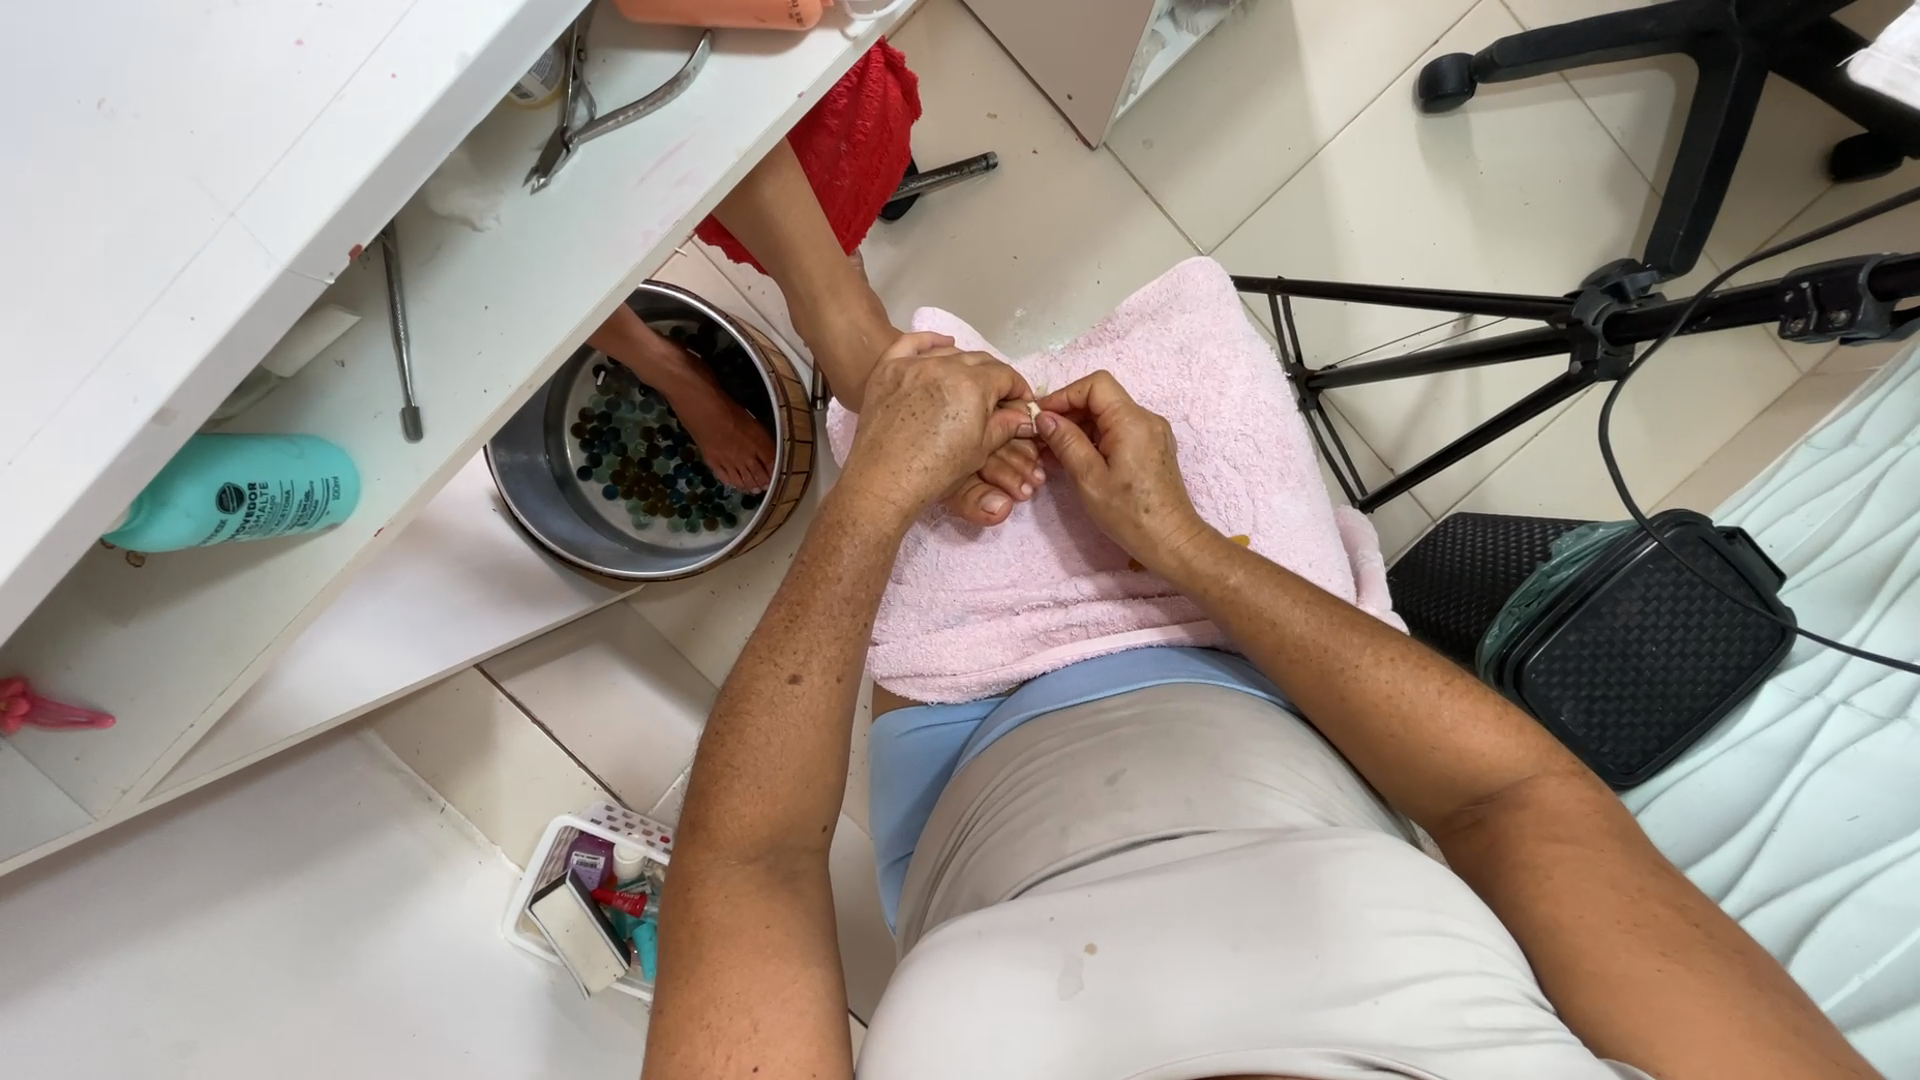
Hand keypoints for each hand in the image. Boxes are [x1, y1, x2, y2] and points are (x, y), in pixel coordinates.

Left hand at [842, 333, 1035, 522]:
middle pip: (980, 360)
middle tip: (998, 398)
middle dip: (995, 377)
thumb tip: (1025, 416)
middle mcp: (944, 366)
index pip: (1005, 375)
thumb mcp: (980, 450)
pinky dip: (930, 341)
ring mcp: (914, 364)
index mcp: (972, 385)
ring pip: (949, 352)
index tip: (1021, 402)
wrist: (885, 480)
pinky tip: (944, 343)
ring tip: (970, 382)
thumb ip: (1005, 426)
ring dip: (965, 364)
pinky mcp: (889, 369)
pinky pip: (912, 343)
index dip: (1018, 388)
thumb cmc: (936, 471)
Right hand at [1036, 370, 1212, 571]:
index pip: (1095, 385)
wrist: (1170, 540)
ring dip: (1079, 427)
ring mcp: (1151, 433)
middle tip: (1041, 435)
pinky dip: (1094, 438)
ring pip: (1108, 415)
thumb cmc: (1129, 514)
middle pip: (1101, 398)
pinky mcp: (1151, 447)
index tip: (1041, 416)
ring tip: (1052, 450)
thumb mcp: (1089, 478)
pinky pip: (1118, 431)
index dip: (1064, 395)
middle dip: (1069, 412)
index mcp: (1132, 421)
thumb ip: (1066, 442)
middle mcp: (1146, 419)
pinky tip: (1074, 457)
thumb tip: (1045, 418)